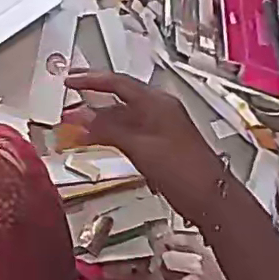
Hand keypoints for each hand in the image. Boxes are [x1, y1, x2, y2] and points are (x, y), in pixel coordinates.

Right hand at [63, 72, 230, 218]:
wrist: (211, 199)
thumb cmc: (185, 171)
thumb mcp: (140, 147)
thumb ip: (108, 130)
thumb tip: (81, 117)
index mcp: (157, 103)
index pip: (118, 83)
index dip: (91, 79)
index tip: (70, 79)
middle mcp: (159, 110)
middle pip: (119, 98)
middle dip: (91, 101)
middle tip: (68, 103)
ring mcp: (160, 127)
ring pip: (122, 116)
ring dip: (98, 120)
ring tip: (74, 125)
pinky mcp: (159, 144)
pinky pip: (128, 131)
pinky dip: (109, 134)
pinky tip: (95, 141)